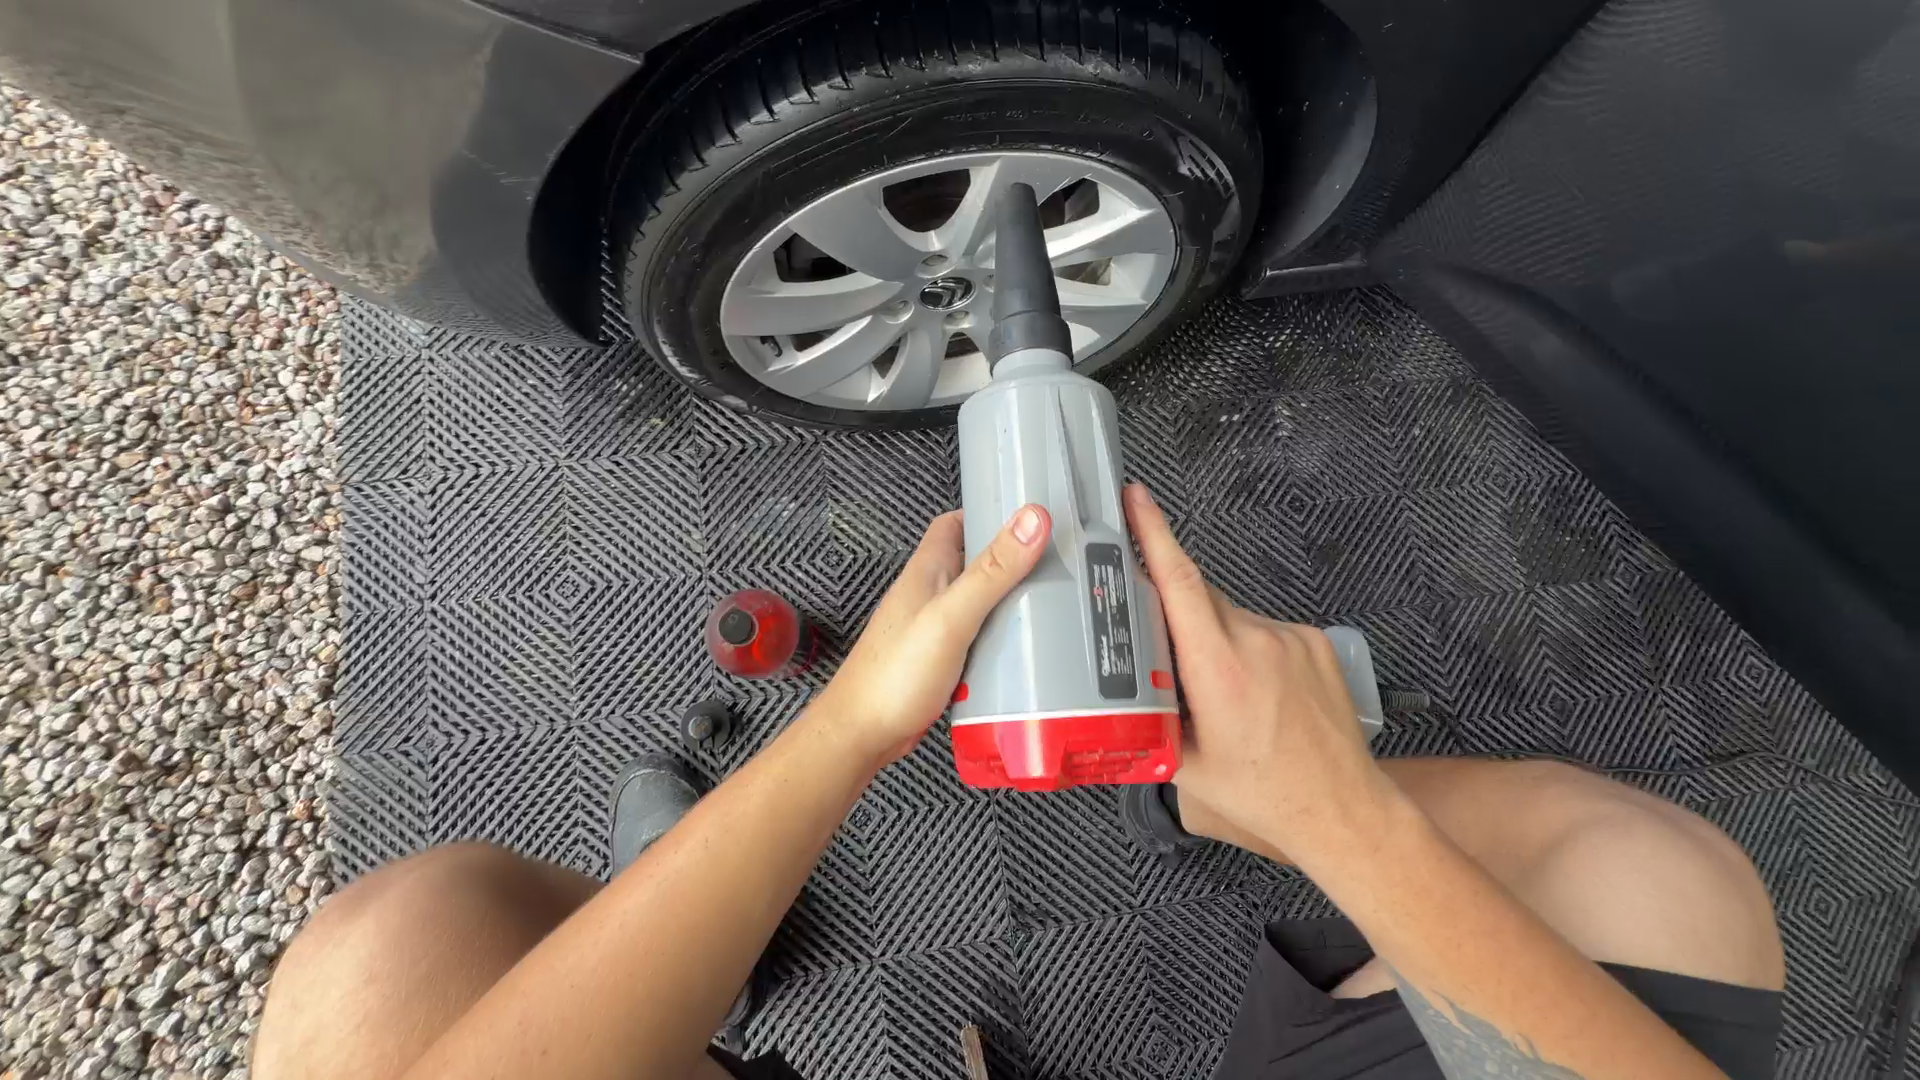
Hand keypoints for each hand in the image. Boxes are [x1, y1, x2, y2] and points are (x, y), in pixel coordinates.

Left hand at [808, 505, 1051, 768]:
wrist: (864, 734)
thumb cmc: (894, 675)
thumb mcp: (951, 616)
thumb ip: (992, 570)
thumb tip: (1031, 519)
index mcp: (927, 570)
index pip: (955, 522)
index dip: (988, 511)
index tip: (1027, 514)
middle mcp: (929, 593)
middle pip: (974, 562)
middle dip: (1010, 560)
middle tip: (1052, 562)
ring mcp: (934, 627)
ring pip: (979, 602)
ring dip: (1008, 602)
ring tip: (1050, 604)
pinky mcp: (941, 658)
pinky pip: (978, 636)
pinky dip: (1000, 638)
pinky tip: (1022, 649)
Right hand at [1123, 484, 1394, 863]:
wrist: (1343, 809)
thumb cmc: (1263, 792)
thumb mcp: (1182, 761)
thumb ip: (1148, 711)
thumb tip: (1120, 681)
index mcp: (1218, 669)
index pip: (1179, 582)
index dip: (1154, 534)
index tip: (1136, 498)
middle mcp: (1257, 641)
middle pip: (1197, 596)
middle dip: (1173, 611)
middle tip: (1166, 656)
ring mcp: (1291, 638)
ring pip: (1228, 614)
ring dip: (1212, 636)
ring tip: (1223, 693)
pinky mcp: (1314, 641)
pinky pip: (1261, 626)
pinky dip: (1245, 646)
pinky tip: (1255, 690)